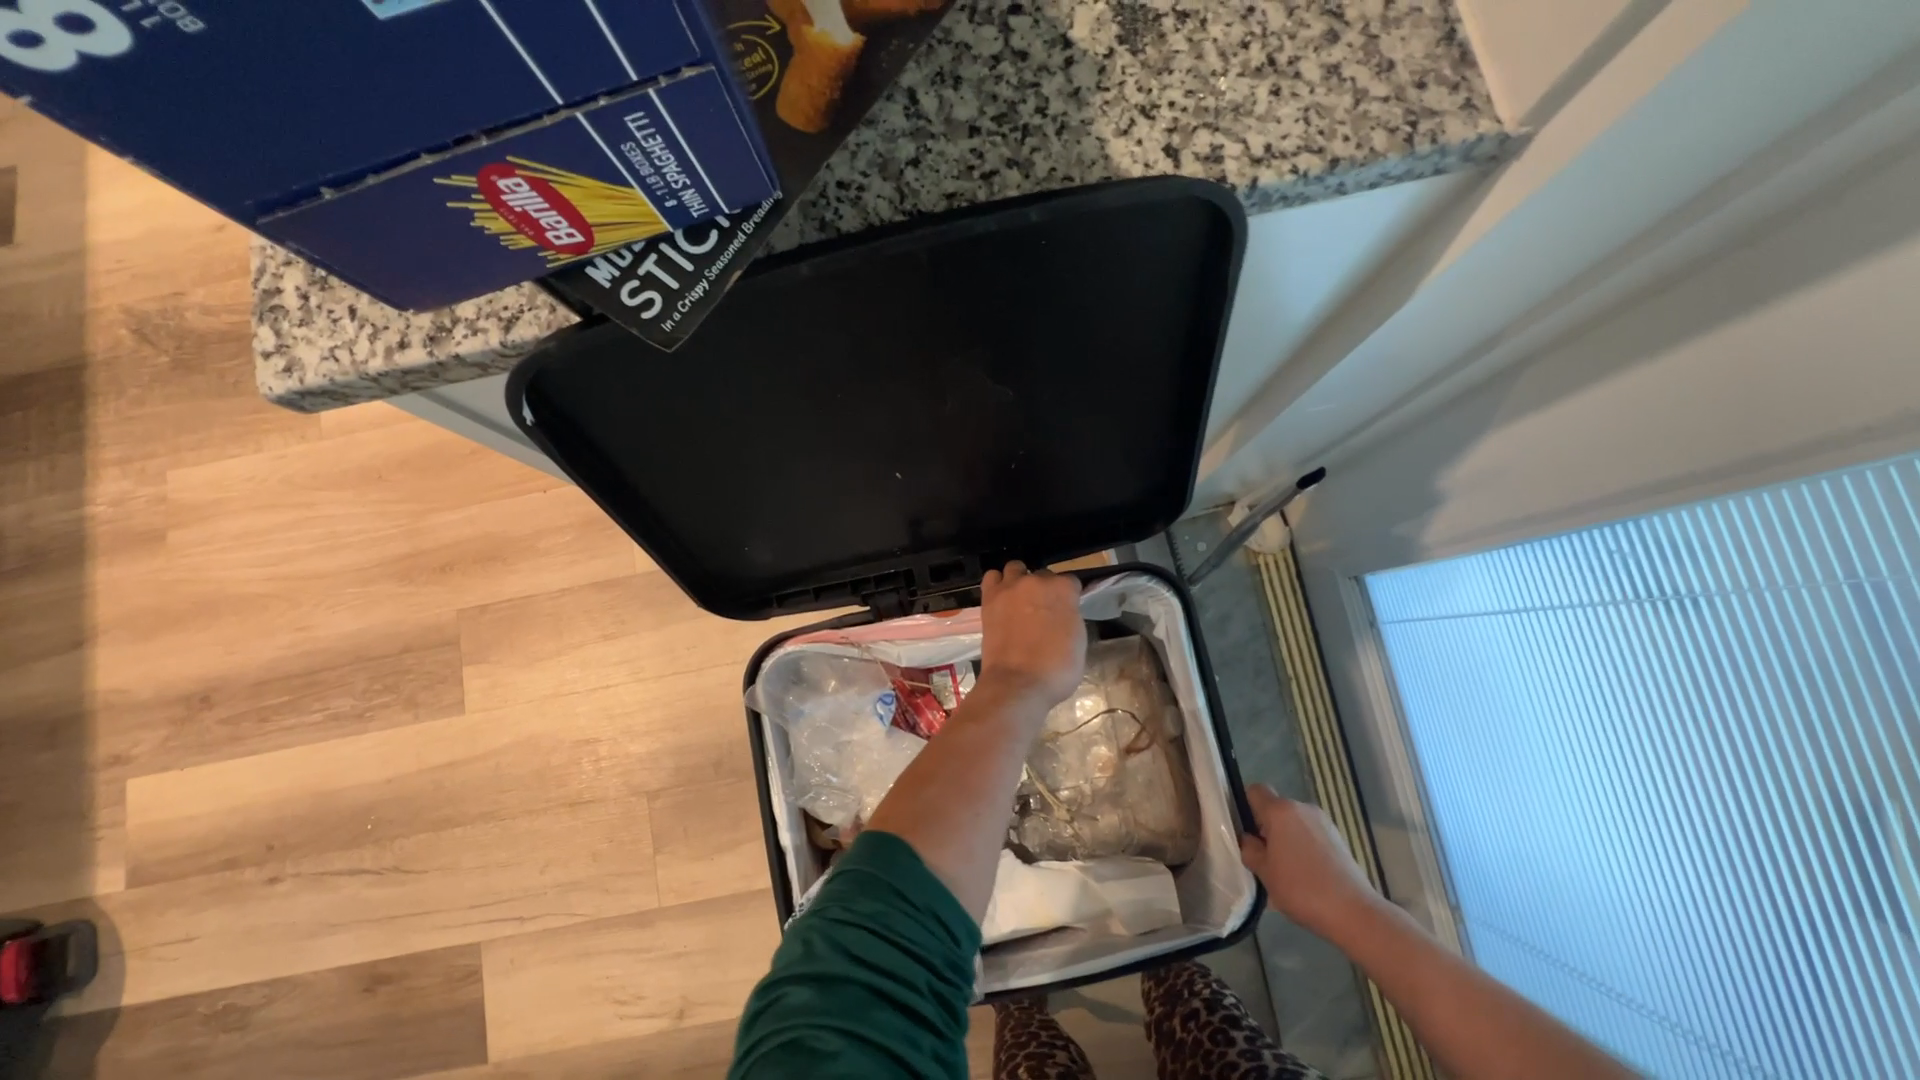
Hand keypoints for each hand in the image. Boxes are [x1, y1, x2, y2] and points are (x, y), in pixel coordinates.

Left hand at [977, 561, 1086, 716]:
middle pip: (1043, 575)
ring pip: (1016, 569)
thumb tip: (1063, 611)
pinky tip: (1003, 600)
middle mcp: (1036, 581)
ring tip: (1021, 601)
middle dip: (1045, 590)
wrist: (1018, 683)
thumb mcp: (1078, 641)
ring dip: (1020, 580)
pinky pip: (992, 577)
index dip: (1070, 597)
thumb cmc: (1057, 668)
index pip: (1071, 582)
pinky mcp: (989, 599)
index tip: (1067, 611)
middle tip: (1043, 612)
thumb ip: (1071, 616)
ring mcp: (1010, 588)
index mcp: (1063, 589)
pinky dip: (998, 585)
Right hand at [1239, 785, 1383, 937]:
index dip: (1246, 806)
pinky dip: (1304, 847)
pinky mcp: (1338, 838)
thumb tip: (1248, 839)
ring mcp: (1324, 822)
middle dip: (1266, 828)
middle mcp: (1303, 808)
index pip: (1255, 791)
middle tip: (1264, 858)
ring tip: (1286, 870)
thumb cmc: (1301, 888)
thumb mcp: (1264, 872)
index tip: (1246, 832)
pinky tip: (1306, 874)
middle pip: (1276, 808)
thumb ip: (1249, 850)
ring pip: (1294, 822)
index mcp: (1280, 811)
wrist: (1352, 911)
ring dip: (1286, 838)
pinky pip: (1311, 834)